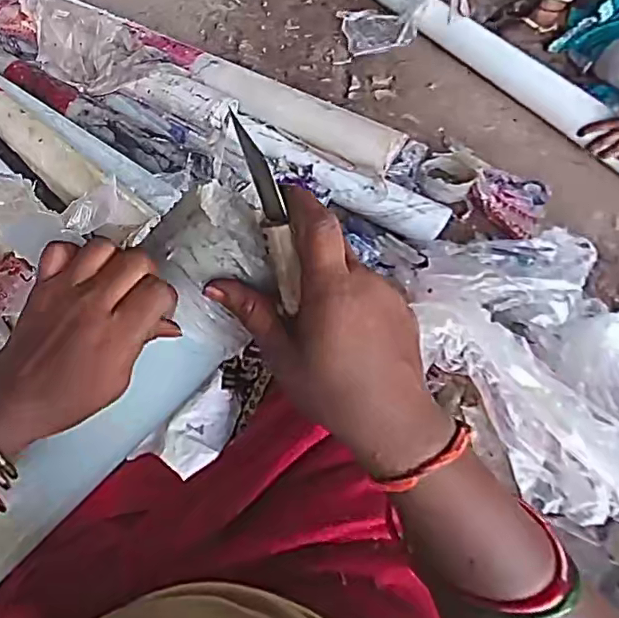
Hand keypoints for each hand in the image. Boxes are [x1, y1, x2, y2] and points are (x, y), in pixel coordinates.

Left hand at [0, 239, 178, 454]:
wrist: (18, 394)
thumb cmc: (65, 396)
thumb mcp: (118, 379)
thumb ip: (141, 342)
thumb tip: (163, 323)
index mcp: (116, 334)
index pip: (158, 290)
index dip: (164, 298)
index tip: (158, 307)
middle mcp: (91, 305)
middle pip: (136, 260)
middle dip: (146, 274)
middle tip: (139, 292)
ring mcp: (65, 290)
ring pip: (103, 246)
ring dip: (114, 259)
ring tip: (112, 278)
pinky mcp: (43, 284)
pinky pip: (61, 248)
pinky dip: (73, 253)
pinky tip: (80, 272)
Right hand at [206, 187, 453, 476]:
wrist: (397, 425)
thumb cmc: (331, 391)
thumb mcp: (282, 354)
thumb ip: (253, 312)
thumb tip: (216, 286)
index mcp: (331, 289)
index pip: (319, 226)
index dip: (301, 202)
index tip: (284, 193)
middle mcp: (364, 282)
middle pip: (331, 245)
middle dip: (305, 245)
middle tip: (281, 268)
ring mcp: (388, 294)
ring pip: (349, 267)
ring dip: (326, 274)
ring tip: (310, 311)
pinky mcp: (401, 308)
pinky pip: (367, 285)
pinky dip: (347, 291)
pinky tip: (338, 326)